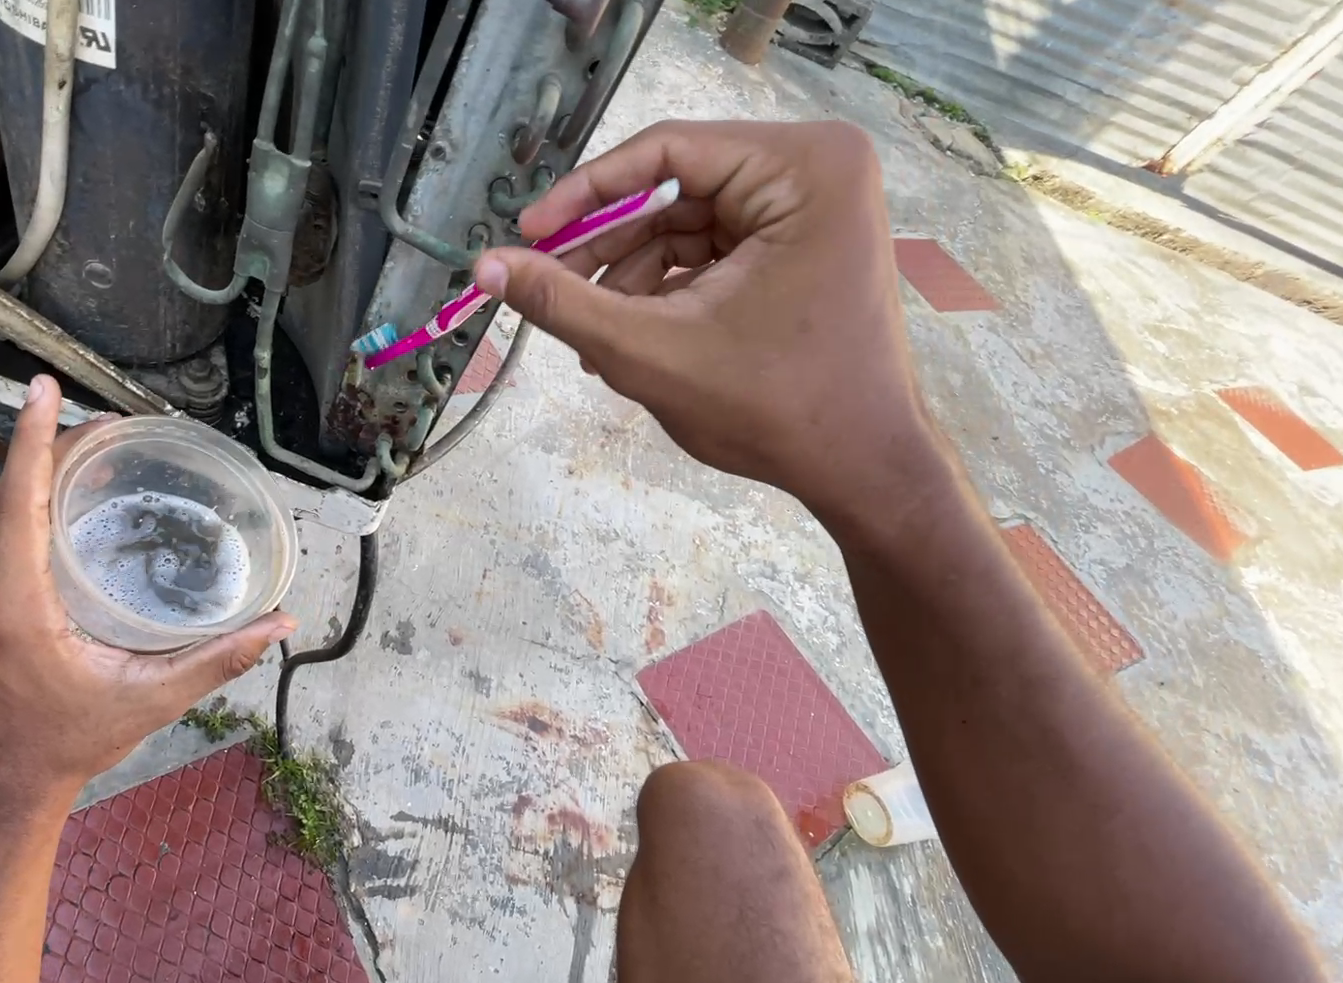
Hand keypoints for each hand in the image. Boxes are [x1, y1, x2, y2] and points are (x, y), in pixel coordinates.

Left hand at [0, 375, 296, 824]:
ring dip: (30, 471)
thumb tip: (278, 623)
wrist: (7, 784)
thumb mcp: (153, 698)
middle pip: (4, 493)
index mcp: (17, 603)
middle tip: (102, 422)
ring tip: (84, 448)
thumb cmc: (72, 742)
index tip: (42, 389)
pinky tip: (58, 501)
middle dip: (44, 445)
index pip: (19, 499)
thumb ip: (218, 659)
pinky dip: (20, 502)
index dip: (34, 439)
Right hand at [474, 120, 951, 534]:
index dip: (584, 193)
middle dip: (606, 250)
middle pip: (674, 193)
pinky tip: (628, 342)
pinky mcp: (798, 252)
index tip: (525, 236)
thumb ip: (561, 302)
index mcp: (802, 167)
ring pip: (684, 230)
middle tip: (549, 293)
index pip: (666, 152)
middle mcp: (815, 171)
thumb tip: (484, 266)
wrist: (858, 469)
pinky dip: (662, 295)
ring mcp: (810, 213)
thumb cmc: (767, 408)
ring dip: (628, 282)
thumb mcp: (648, 350)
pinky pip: (708, 257)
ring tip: (591, 342)